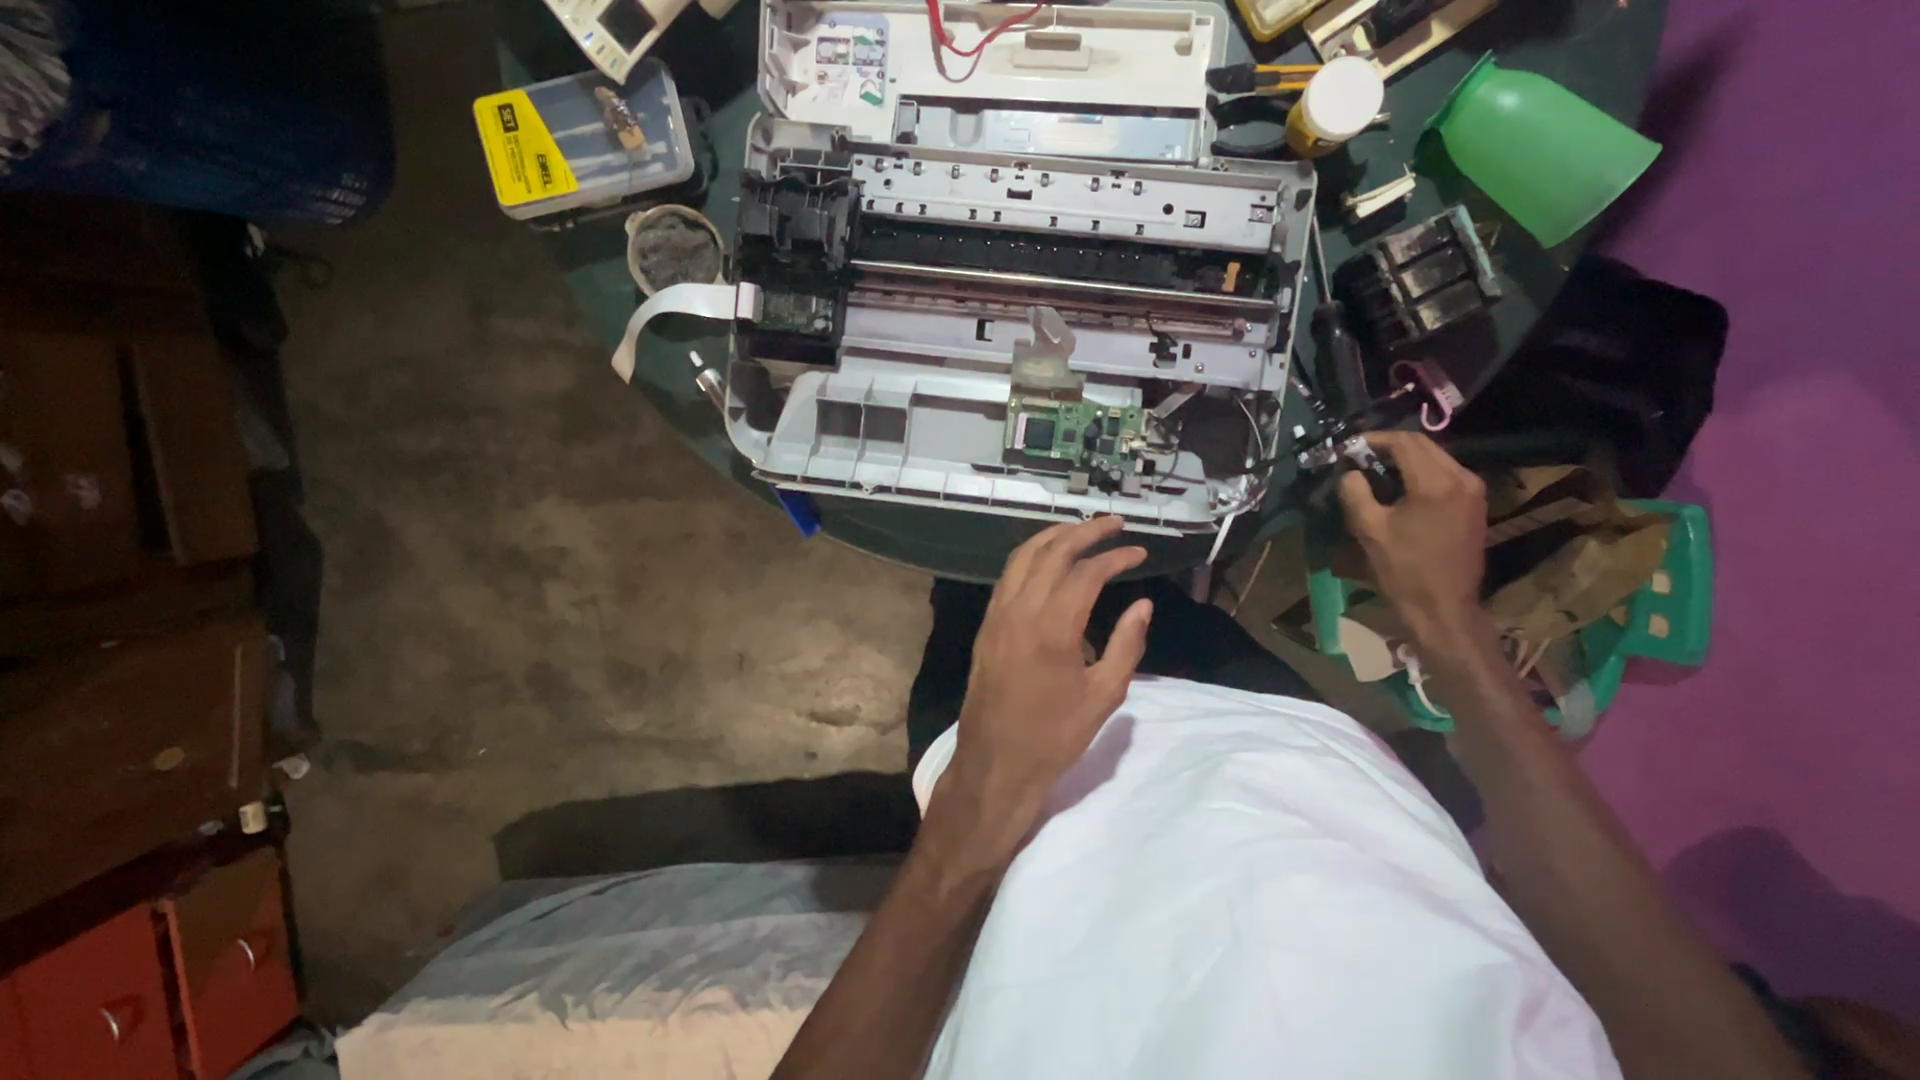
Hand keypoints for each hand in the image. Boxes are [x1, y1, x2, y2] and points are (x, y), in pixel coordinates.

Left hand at [936, 516, 1152, 852]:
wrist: (995, 763)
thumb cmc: (1054, 736)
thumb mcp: (1104, 696)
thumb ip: (1127, 645)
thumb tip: (1142, 605)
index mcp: (1052, 628)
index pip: (1086, 573)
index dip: (1116, 557)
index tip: (1140, 552)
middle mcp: (1019, 611)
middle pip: (1052, 552)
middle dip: (1085, 532)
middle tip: (1115, 524)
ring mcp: (997, 616)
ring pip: (1023, 558)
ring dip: (1053, 537)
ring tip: (1082, 530)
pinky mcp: (987, 626)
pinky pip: (1008, 577)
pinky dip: (1031, 557)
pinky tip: (1048, 560)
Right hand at [1337, 431, 1488, 647]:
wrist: (1444, 607)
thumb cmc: (1404, 571)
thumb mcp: (1369, 530)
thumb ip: (1355, 493)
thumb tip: (1349, 472)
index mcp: (1435, 483)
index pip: (1404, 442)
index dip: (1374, 439)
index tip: (1349, 447)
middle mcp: (1461, 478)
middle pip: (1423, 445)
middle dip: (1389, 446)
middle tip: (1359, 457)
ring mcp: (1473, 490)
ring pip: (1436, 457)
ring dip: (1406, 458)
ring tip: (1377, 471)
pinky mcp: (1476, 503)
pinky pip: (1446, 473)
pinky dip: (1422, 471)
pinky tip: (1401, 486)